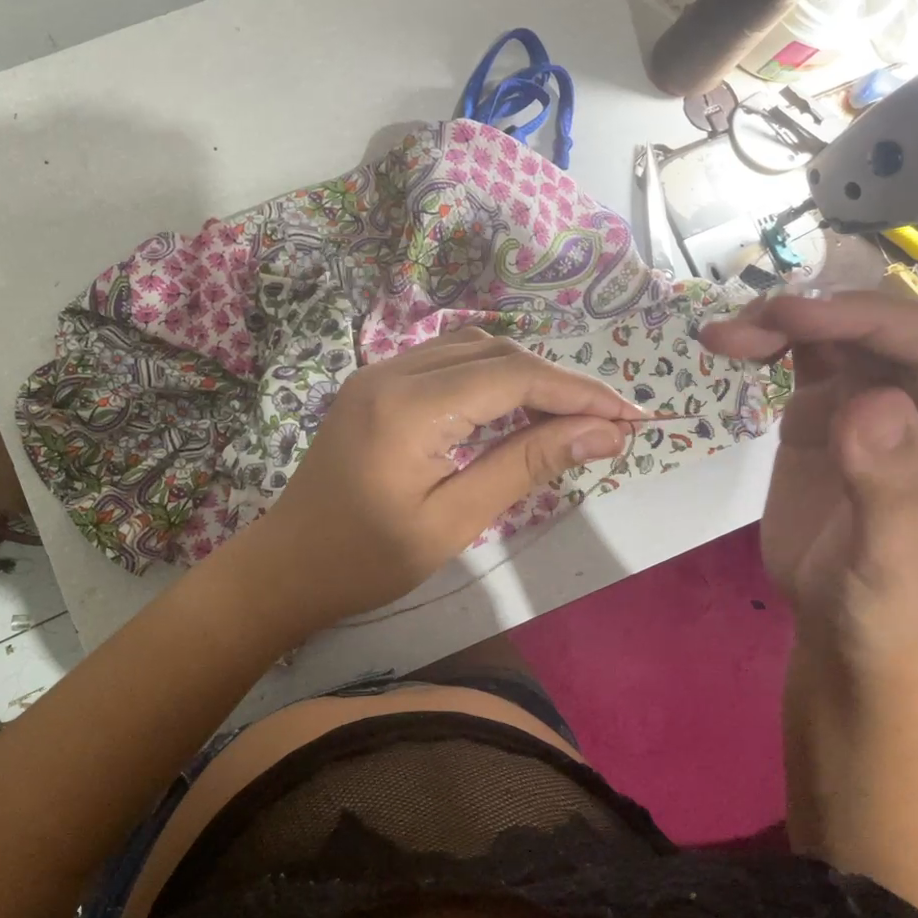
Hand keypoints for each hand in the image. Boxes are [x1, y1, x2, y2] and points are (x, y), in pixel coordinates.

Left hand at [243, 327, 642, 627]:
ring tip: (565, 419)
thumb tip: (603, 431)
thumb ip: (523, 466)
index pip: (514, 376)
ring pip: (468, 351)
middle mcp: (391, 373)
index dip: (579, 392)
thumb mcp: (452, 521)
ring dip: (522, 375)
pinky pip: (441, 364)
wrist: (286, 566)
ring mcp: (375, 376)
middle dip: (556, 381)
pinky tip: (509, 412)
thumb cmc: (364, 559)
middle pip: (494, 353)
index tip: (631, 418)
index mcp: (409, 407)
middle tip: (605, 424)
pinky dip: (485, 379)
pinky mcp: (369, 389)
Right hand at [700, 293, 917, 652]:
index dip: (869, 320)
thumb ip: (892, 483)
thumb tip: (867, 402)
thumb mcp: (896, 558)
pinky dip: (770, 347)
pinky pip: (807, 364)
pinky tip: (734, 345)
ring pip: (842, 339)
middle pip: (886, 331)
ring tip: (722, 335)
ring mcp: (877, 409)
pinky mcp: (828, 420)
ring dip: (784, 325)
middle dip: (819, 315)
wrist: (848, 628)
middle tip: (744, 325)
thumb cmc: (889, 603)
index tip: (791, 318)